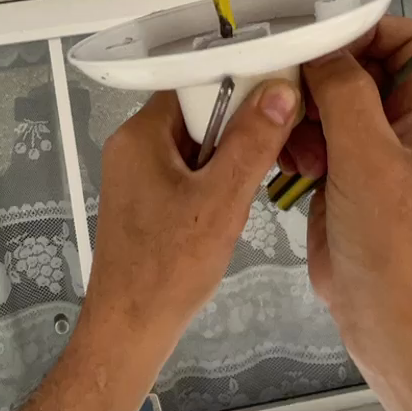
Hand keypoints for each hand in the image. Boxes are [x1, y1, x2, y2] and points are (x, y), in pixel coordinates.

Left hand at [84, 82, 300, 337]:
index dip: (238, 84)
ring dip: (230, 158)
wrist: (131, 327)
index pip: (194, 83)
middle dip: (239, 127)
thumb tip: (280, 90)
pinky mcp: (145, 201)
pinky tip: (232, 204)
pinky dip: (214, 180)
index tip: (280, 95)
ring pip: (195, 145)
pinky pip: (187, 172)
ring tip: (257, 181)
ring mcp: (136, 175)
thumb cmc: (169, 267)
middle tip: (279, 146)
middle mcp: (132, 147)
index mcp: (140, 135)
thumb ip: (251, 143)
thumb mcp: (221, 200)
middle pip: (196, 113)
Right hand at [281, 17, 411, 372]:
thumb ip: (345, 92)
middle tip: (285, 88)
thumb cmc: (388, 237)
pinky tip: (286, 165)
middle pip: (359, 70)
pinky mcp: (342, 176)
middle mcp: (402, 124)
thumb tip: (320, 49)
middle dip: (319, 76)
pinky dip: (295, 143)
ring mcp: (370, 151)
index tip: (314, 40)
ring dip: (302, 113)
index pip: (405, 40)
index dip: (364, 32)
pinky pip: (314, 138)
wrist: (382, 314)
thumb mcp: (367, 156)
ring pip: (329, 104)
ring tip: (288, 138)